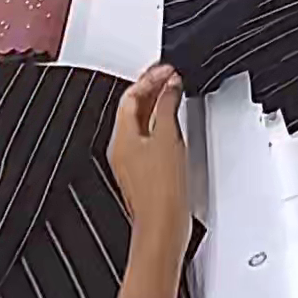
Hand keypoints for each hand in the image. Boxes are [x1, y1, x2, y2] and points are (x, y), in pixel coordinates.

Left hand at [108, 63, 190, 253]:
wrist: (163, 228)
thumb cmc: (161, 190)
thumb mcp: (168, 137)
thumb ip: (168, 106)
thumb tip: (171, 85)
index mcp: (122, 138)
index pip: (131, 96)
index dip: (149, 78)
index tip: (166, 69)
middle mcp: (123, 149)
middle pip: (134, 108)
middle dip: (152, 88)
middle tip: (170, 74)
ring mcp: (134, 161)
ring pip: (142, 121)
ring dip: (158, 103)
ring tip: (174, 89)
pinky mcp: (147, 172)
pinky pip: (150, 136)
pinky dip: (162, 121)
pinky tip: (175, 120)